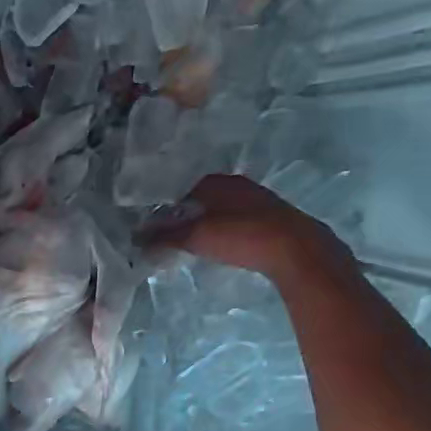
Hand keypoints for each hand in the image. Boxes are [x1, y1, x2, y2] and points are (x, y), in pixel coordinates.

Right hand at [151, 174, 351, 279]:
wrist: (293, 249)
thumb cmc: (240, 236)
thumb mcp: (196, 238)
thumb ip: (165, 237)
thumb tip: (137, 238)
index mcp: (218, 182)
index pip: (183, 187)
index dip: (167, 204)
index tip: (155, 222)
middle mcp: (238, 184)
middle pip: (203, 196)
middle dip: (187, 212)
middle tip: (171, 233)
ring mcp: (257, 199)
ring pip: (222, 207)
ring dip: (207, 220)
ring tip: (193, 240)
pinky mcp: (271, 216)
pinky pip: (238, 218)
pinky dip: (224, 227)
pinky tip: (221, 243)